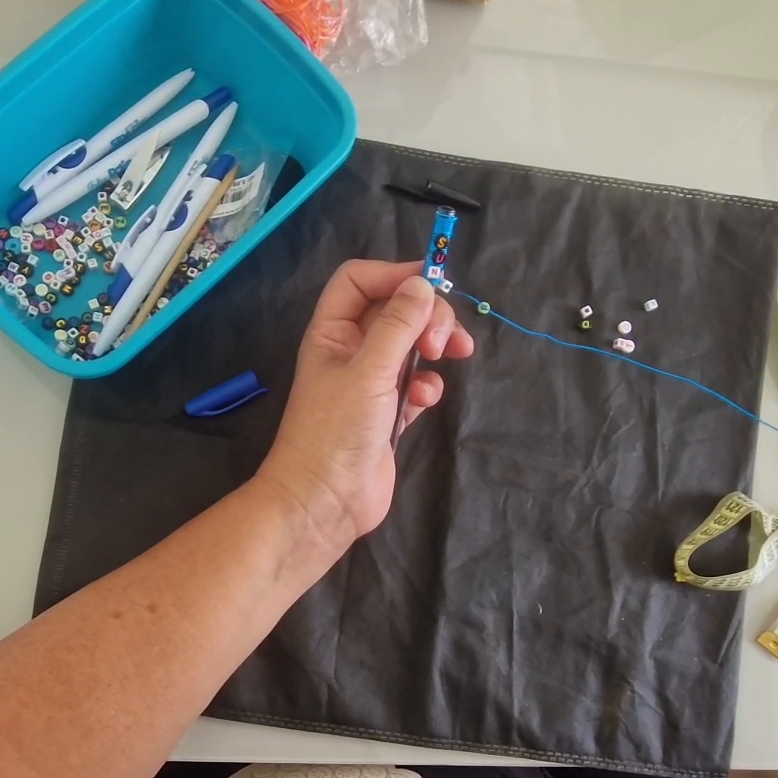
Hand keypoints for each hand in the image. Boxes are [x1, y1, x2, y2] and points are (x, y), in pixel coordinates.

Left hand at [254, 259, 474, 549]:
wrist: (324, 502)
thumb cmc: (336, 433)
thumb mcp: (369, 372)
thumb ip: (398, 326)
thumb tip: (423, 285)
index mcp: (332, 332)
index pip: (360, 281)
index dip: (394, 274)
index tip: (434, 284)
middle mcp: (350, 352)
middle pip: (394, 310)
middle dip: (426, 315)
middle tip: (443, 341)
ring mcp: (369, 384)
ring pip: (410, 346)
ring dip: (434, 346)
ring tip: (453, 357)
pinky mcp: (387, 415)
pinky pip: (414, 385)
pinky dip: (427, 386)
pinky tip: (428, 400)